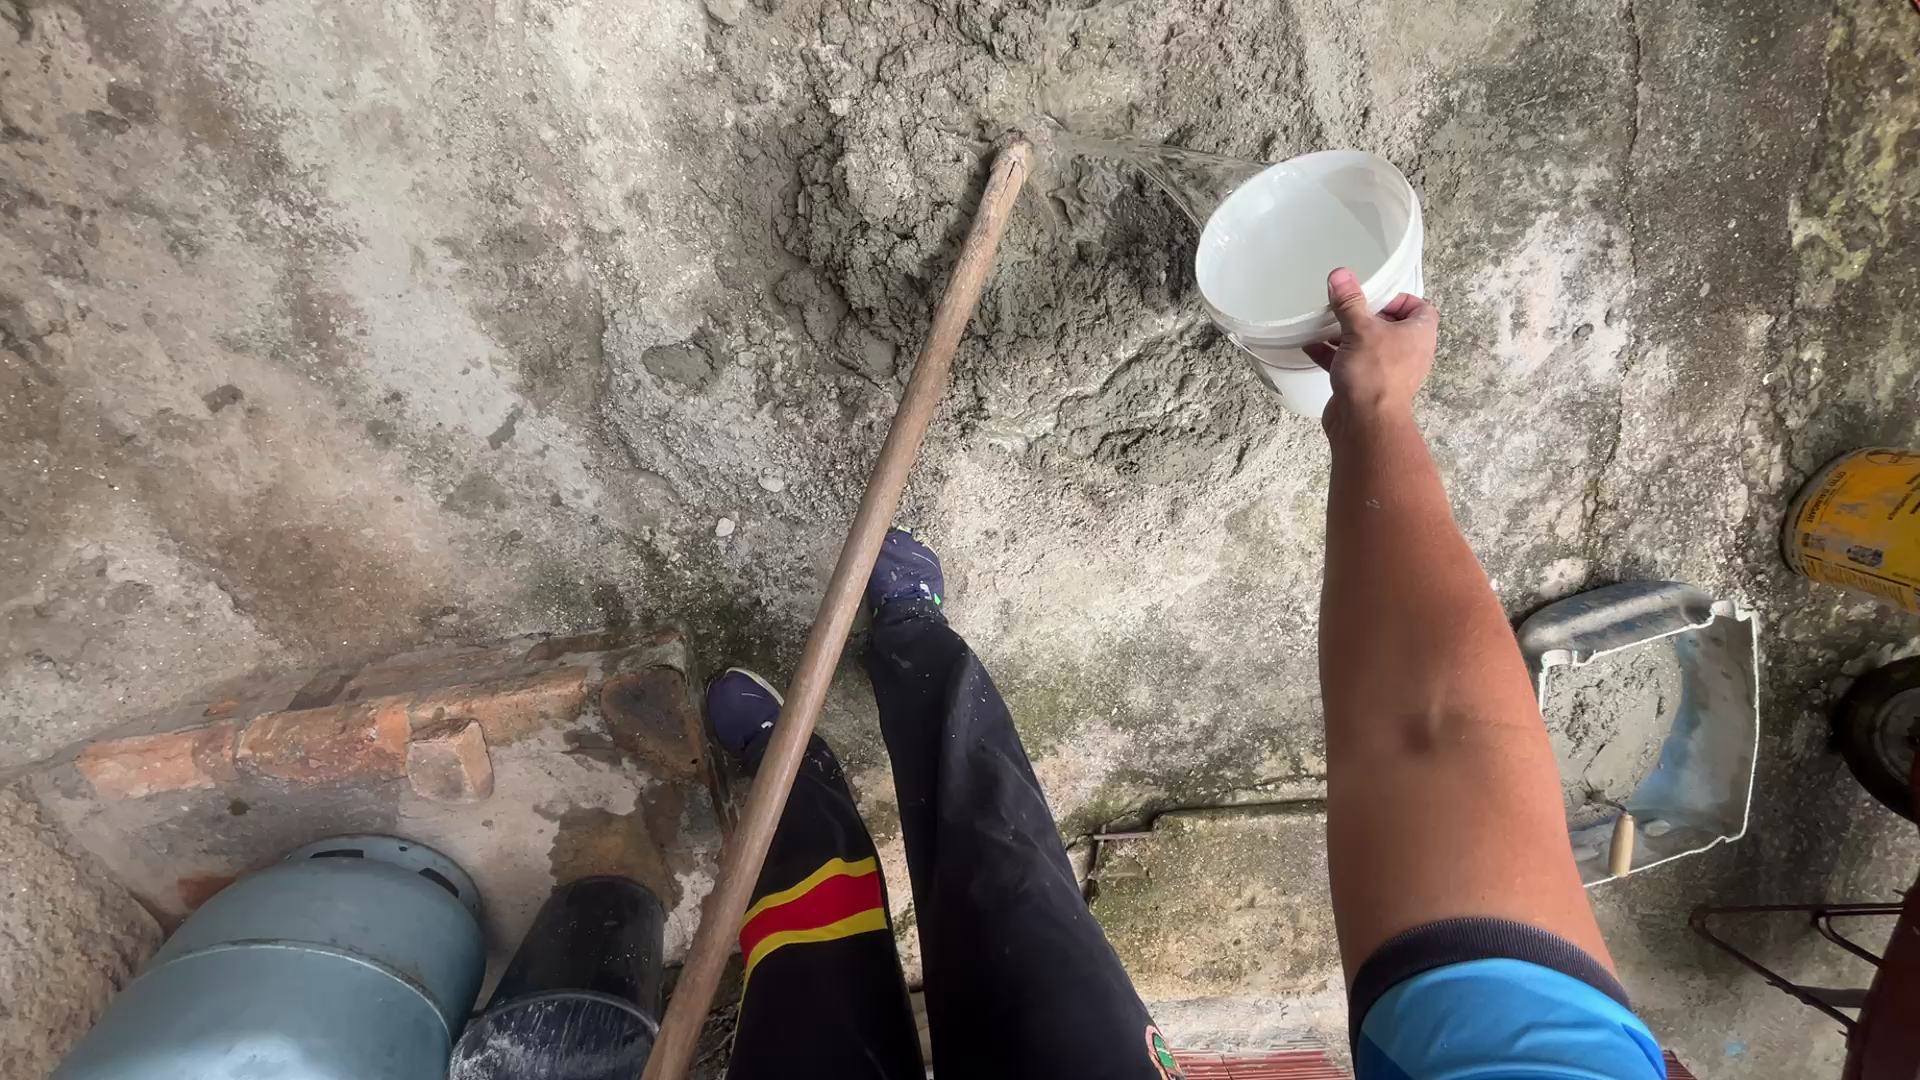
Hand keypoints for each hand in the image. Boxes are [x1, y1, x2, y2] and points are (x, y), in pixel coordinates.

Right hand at [1303, 267, 1437, 431]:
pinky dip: (1332, 355)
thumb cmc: (1374, 375)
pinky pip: (1349, 363)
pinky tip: (1311, 346)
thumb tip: (1340, 275)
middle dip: (1364, 317)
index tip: (1372, 296)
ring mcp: (1386, 370)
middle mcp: (1407, 351)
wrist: (1364, 422)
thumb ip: (1349, 302)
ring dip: (1346, 336)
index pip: (1418, 307)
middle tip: (1344, 309)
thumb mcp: (1360, 330)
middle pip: (1388, 326)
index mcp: (1419, 334)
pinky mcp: (1364, 385)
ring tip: (1324, 325)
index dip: (1397, 299)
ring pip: (1366, 346)